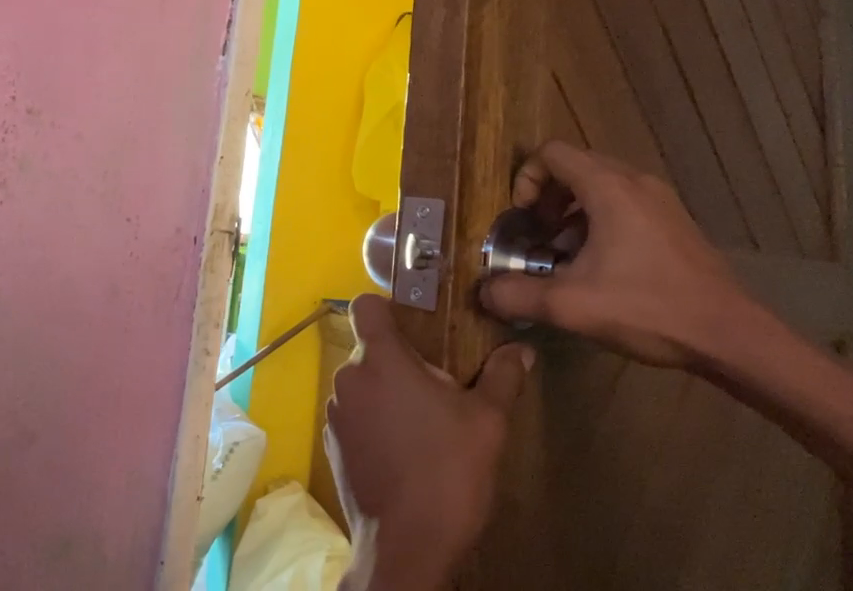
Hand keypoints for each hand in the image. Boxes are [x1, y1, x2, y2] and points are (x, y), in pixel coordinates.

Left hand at [325, 295, 530, 589]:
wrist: (406, 547)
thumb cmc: (446, 472)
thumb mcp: (487, 421)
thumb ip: (502, 377)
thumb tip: (521, 350)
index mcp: (380, 358)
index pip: (366, 305)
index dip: (387, 307)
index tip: (415, 324)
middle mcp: (347, 378)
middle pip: (368, 348)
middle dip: (399, 359)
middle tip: (437, 385)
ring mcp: (335, 413)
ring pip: (360, 383)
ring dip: (384, 391)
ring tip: (422, 421)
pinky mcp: (331, 446)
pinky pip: (352, 415)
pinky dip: (372, 421)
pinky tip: (402, 450)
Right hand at [480, 140, 762, 368]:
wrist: (730, 336)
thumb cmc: (648, 308)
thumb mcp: (571, 306)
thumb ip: (518, 295)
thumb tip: (484, 293)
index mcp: (608, 188)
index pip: (552, 153)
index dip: (525, 178)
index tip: (522, 218)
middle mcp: (635, 182)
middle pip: (576, 166)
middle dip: (546, 197)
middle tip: (537, 236)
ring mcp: (660, 201)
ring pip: (601, 186)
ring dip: (572, 212)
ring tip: (564, 255)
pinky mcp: (675, 223)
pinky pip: (625, 204)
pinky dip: (600, 222)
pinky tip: (600, 269)